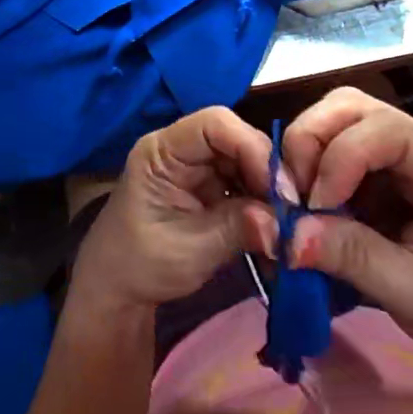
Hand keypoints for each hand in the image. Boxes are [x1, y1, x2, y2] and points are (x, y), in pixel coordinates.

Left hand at [71, 107, 278, 312]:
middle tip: (292, 213)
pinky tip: (275, 228)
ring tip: (287, 224)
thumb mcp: (191, 249)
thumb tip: (285, 223)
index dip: (251, 147)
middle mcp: (181, 148)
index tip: (277, 191)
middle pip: (237, 139)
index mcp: (162, 151)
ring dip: (269, 191)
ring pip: (248, 160)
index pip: (215, 124)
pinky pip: (246, 182)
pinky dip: (263, 204)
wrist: (119, 289)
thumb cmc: (141, 265)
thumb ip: (237, 228)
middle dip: (268, 173)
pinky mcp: (210, 186)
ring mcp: (197, 166)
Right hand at [282, 87, 412, 390]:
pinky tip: (308, 215)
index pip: (390, 131)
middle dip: (312, 142)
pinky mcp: (383, 184)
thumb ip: (359, 260)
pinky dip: (308, 179)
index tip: (315, 208)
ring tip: (298, 207)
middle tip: (293, 197)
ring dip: (305, 157)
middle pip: (355, 109)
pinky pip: (333, 159)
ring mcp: (405, 166)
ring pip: (338, 124)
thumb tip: (289, 234)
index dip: (340, 157)